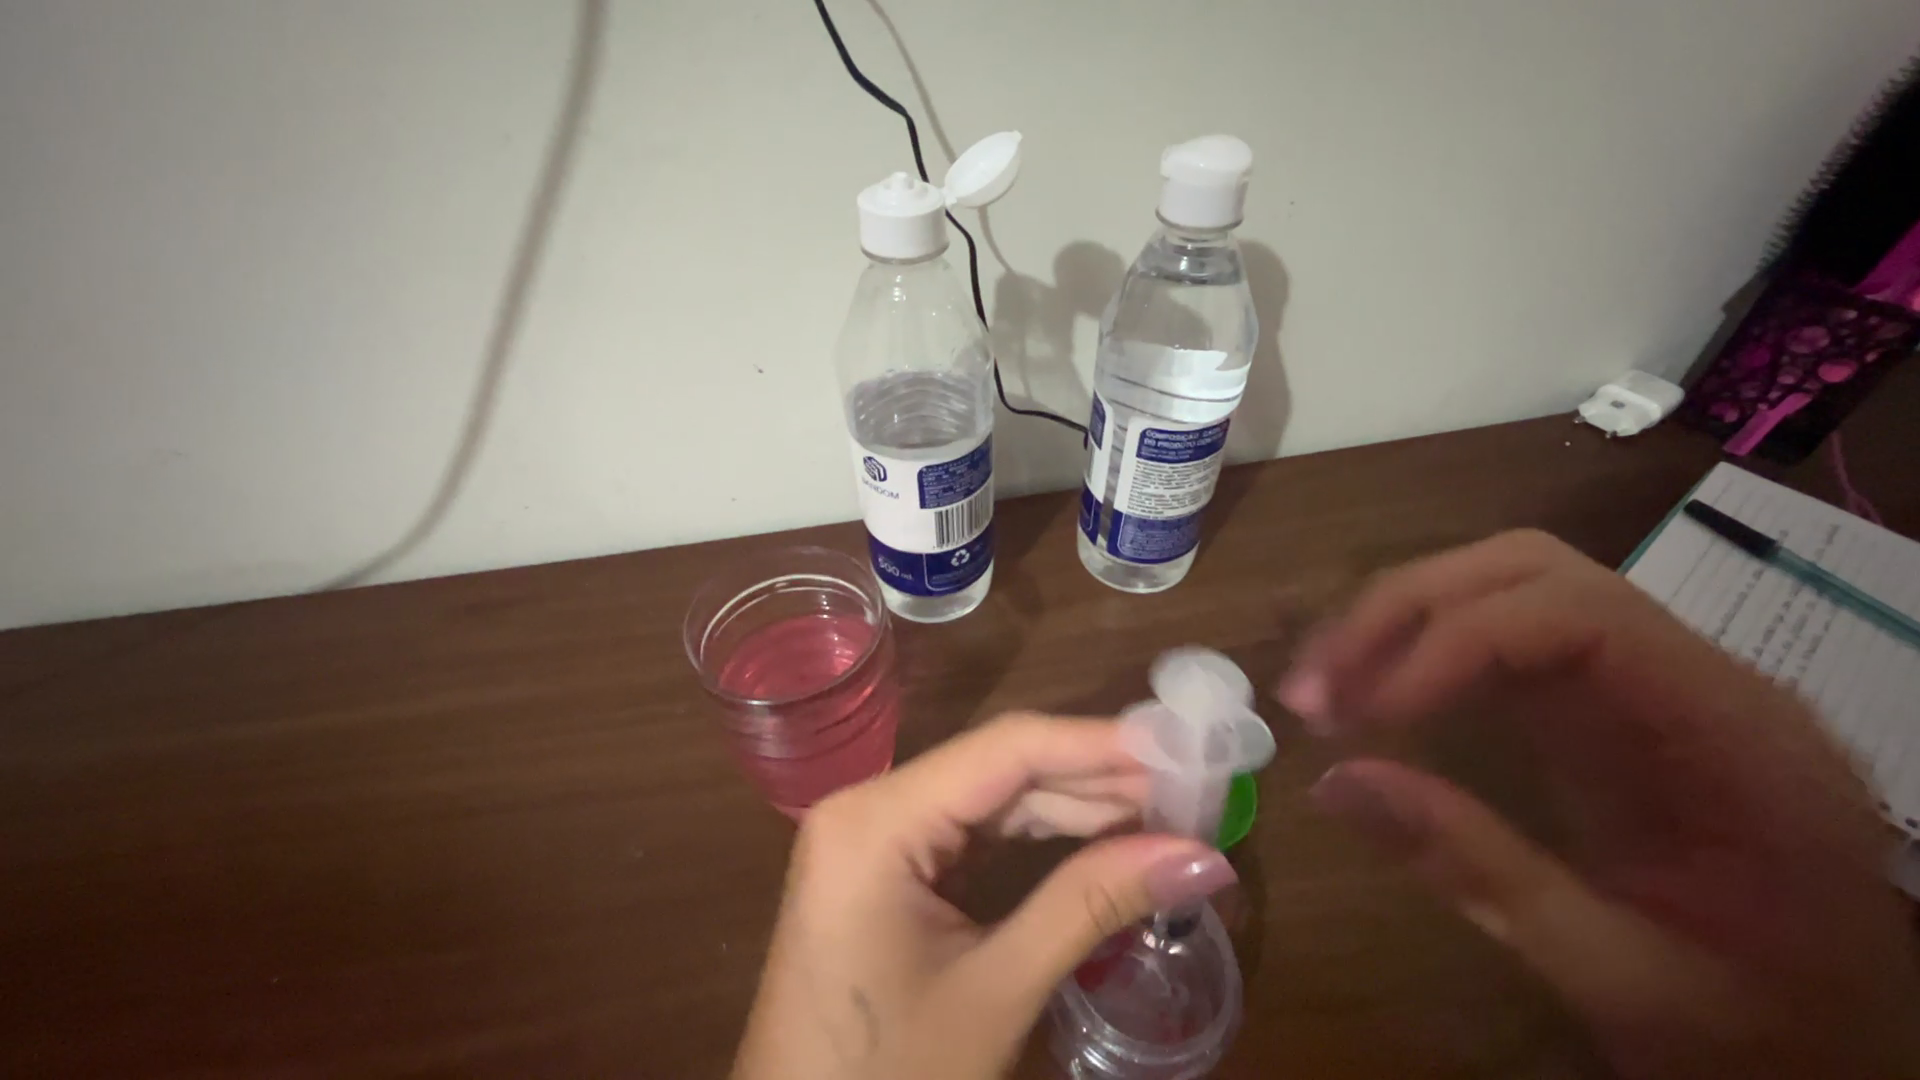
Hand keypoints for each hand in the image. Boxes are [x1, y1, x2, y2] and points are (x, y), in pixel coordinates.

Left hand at [731, 713, 1236, 1079]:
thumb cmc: (887, 1078)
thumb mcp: (996, 990)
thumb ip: (1091, 905)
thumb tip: (1200, 855)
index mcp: (875, 821)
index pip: (1005, 751)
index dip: (1098, 741)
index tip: (1181, 745)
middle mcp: (868, 804)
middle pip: (1000, 767)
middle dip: (1096, 776)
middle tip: (1189, 785)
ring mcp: (873, 831)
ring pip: (991, 794)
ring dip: (1075, 803)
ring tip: (1164, 811)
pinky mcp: (886, 860)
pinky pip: (972, 827)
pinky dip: (1038, 832)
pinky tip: (1101, 835)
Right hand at [1283, 530, 1919, 1076]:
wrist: (1837, 1042)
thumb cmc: (1755, 1023)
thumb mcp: (1623, 977)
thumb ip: (1482, 873)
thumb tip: (1332, 783)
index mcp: (1733, 731)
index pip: (1577, 615)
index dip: (1452, 643)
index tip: (1363, 715)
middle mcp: (1690, 672)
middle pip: (1527, 570)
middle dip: (1405, 611)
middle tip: (1317, 687)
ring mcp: (1638, 676)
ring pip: (1499, 583)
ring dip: (1396, 621)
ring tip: (1322, 687)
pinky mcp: (1594, 698)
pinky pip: (1491, 633)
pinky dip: (1412, 649)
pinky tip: (1363, 694)